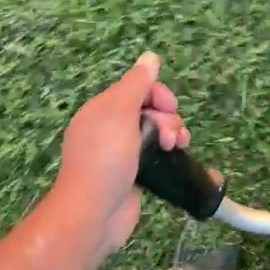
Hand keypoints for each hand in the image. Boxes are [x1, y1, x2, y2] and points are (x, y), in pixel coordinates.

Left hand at [53, 52, 189, 255]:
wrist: (94, 213)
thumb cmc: (105, 158)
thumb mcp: (119, 112)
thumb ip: (137, 83)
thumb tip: (151, 56)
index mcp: (101, 110)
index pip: (135, 88)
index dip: (157, 93)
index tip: (170, 105)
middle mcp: (109, 128)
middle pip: (149, 109)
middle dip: (167, 116)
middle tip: (170, 136)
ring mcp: (121, 153)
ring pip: (155, 131)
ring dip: (171, 133)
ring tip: (176, 147)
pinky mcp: (133, 174)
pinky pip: (155, 153)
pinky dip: (167, 152)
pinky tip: (176, 157)